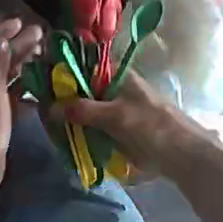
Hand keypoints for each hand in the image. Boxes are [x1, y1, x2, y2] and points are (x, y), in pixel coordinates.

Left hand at [0, 19, 43, 201]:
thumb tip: (1, 42)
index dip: (1, 32)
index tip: (21, 21)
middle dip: (15, 45)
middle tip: (40, 34)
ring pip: (0, 75)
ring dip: (19, 63)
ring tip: (41, 52)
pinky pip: (5, 93)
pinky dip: (19, 85)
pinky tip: (37, 81)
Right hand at [56, 73, 218, 179]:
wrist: (183, 157)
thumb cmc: (152, 127)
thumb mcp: (115, 115)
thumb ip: (83, 110)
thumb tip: (50, 107)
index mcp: (118, 76)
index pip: (85, 64)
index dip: (64, 68)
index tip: (41, 76)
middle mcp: (115, 89)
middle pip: (82, 88)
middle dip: (62, 96)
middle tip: (39, 105)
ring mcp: (116, 110)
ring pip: (85, 108)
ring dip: (69, 116)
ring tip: (46, 122)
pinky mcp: (117, 130)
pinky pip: (92, 127)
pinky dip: (79, 131)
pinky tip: (63, 136)